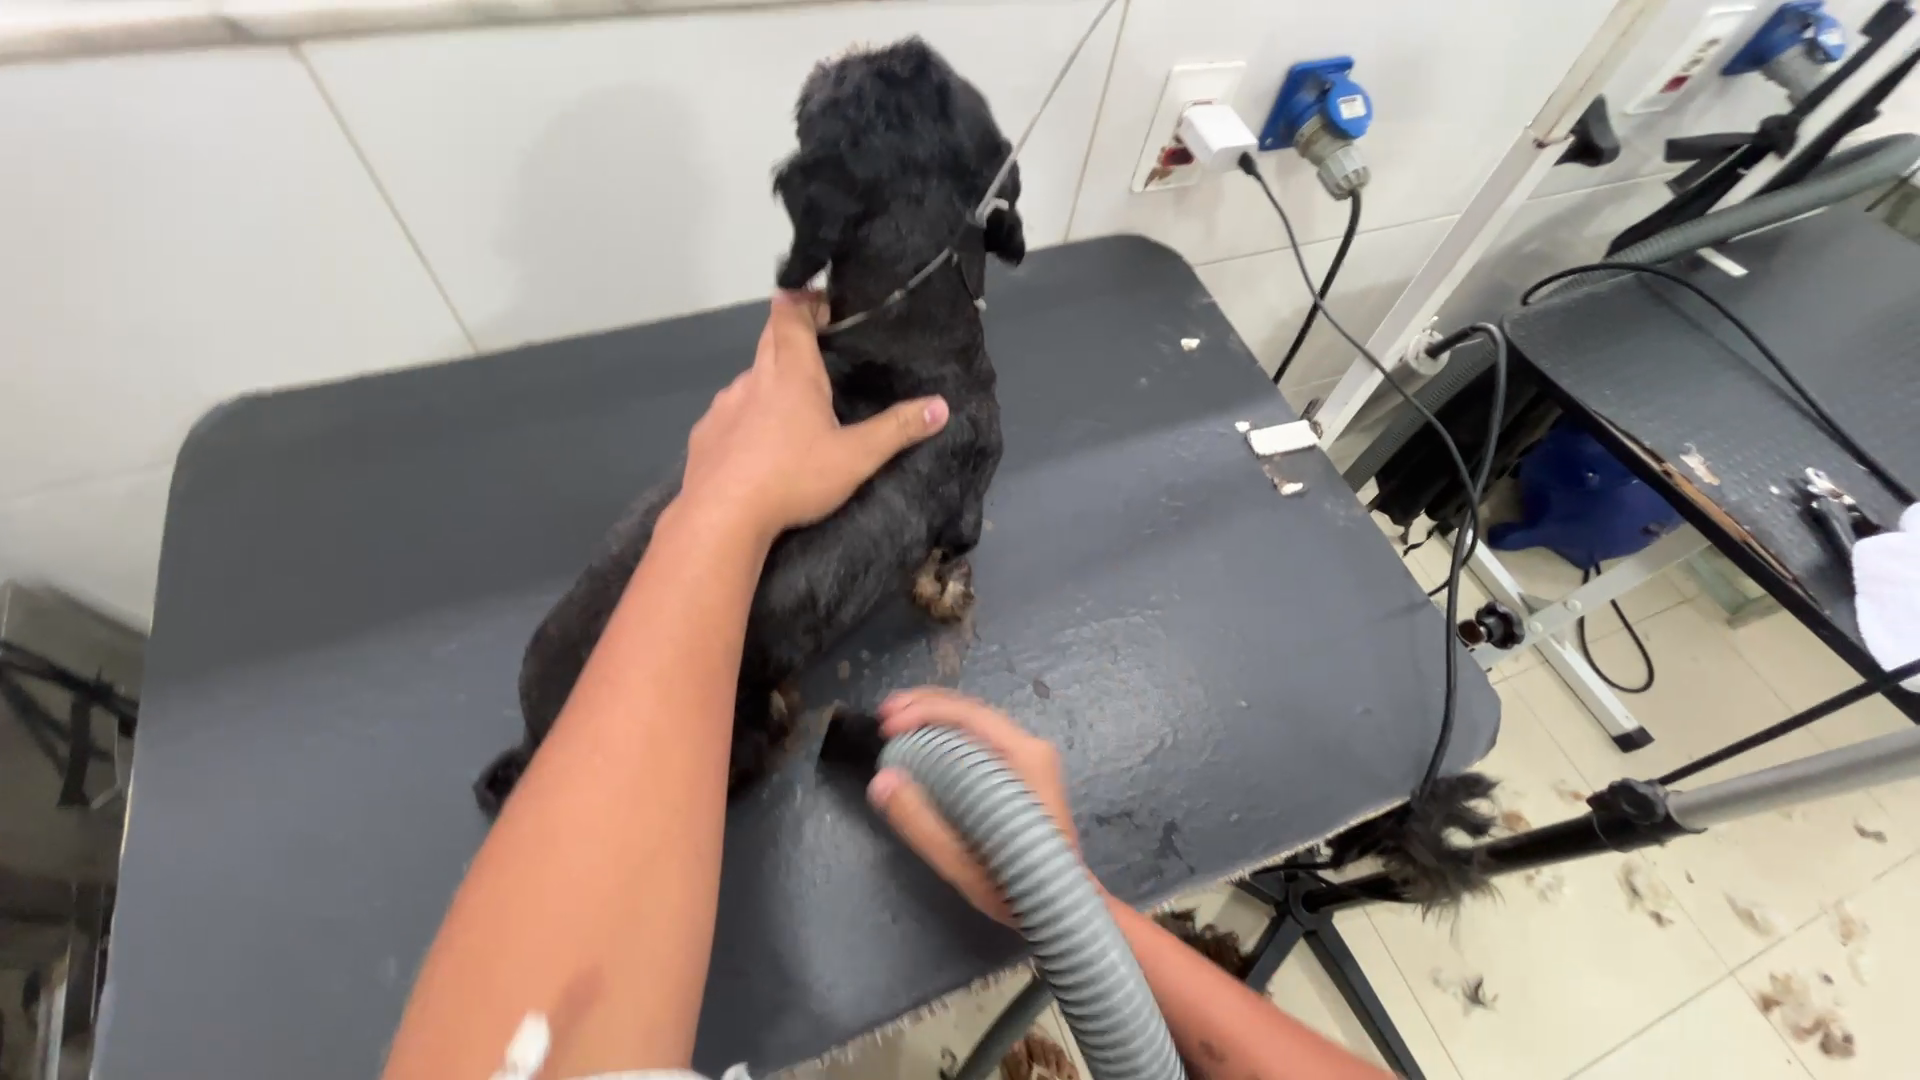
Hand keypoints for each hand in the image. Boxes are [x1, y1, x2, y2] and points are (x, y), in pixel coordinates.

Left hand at [678, 291, 948, 542]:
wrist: (722, 517)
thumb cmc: (793, 477)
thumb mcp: (856, 457)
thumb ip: (897, 430)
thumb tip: (941, 406)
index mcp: (791, 373)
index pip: (790, 313)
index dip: (805, 300)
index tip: (824, 303)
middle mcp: (753, 379)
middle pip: (770, 339)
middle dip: (792, 336)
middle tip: (820, 351)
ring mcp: (724, 406)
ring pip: (751, 380)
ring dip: (771, 383)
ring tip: (793, 411)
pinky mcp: (706, 435)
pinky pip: (730, 415)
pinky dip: (747, 419)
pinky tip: (758, 447)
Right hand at [866, 688, 1088, 925]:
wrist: (1061, 905)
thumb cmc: (1017, 886)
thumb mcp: (962, 862)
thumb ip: (920, 822)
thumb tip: (882, 780)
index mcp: (1024, 757)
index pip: (969, 715)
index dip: (924, 711)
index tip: (887, 724)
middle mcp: (1030, 746)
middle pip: (972, 710)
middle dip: (924, 706)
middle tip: (884, 714)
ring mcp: (1028, 755)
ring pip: (975, 720)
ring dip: (934, 716)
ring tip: (896, 721)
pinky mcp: (1022, 768)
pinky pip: (979, 737)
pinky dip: (947, 732)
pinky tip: (924, 741)